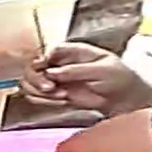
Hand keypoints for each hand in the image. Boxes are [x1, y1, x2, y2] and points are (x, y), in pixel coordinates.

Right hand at [20, 43, 146, 113]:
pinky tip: (60, 101)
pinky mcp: (51, 92)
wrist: (122, 100)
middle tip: (49, 88)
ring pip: (28, 81)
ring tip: (60, 96)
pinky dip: (42, 99)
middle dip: (37, 79)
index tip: (42, 67)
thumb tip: (51, 72)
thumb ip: (76, 70)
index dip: (41, 57)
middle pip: (32, 66)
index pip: (48, 50)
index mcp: (73, 51)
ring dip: (39, 91)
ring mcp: (53, 78)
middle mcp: (59, 63)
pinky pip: (33, 95)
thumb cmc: (119, 79)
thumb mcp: (102, 70)